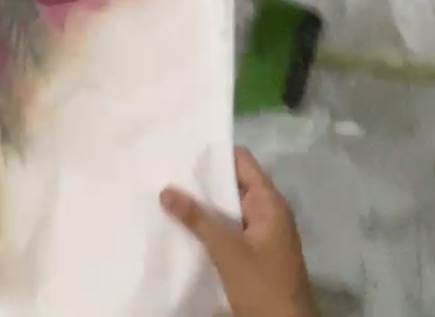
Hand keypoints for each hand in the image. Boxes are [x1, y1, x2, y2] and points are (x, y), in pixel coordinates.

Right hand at [162, 148, 318, 316]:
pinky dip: (208, 223)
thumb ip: (197, 219)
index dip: (213, 152)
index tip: (181, 147)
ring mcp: (261, 234)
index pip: (240, 160)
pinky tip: (182, 223)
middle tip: (166, 168)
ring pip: (227, 207)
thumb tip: (165, 190)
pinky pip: (228, 227)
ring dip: (203, 203)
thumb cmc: (264, 287)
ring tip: (167, 191)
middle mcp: (267, 212)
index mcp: (269, 203)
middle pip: (231, 182)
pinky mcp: (253, 254)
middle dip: (201, 178)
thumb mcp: (228, 252)